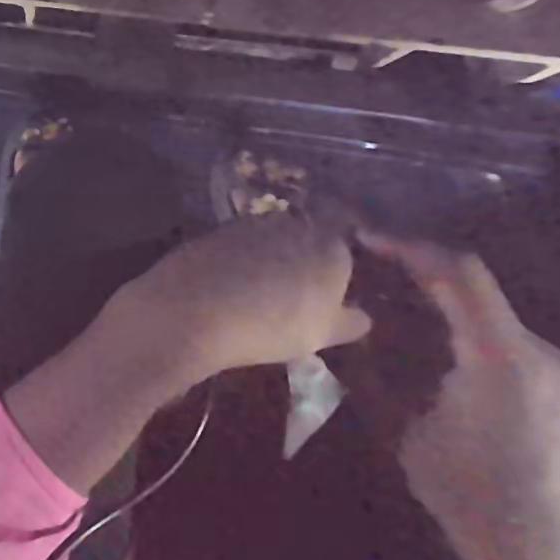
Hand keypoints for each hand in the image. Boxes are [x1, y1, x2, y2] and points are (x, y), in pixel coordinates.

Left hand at [98, 214, 371, 386]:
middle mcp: (293, 225)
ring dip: (266, 260)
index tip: (320, 297)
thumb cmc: (271, 327)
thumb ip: (347, 323)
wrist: (196, 309)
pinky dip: (236, 262)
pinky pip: (236, 246)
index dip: (331, 273)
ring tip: (254, 295)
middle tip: (288, 295)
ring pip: (269, 240)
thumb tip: (362, 317)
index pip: (341, 251)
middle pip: (305, 239)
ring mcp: (251, 224)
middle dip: (299, 262)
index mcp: (330, 247)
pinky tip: (226, 287)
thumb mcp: (319, 335)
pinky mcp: (217, 230)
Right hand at [361, 232, 559, 559]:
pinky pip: (507, 342)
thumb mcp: (413, 437)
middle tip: (370, 268)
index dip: (411, 246)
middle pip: (476, 288)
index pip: (459, 273)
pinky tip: (433, 349)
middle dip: (420, 271)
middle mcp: (542, 353)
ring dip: (442, 302)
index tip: (366, 238)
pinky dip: (464, 329)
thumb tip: (364, 345)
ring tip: (393, 305)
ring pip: (491, 314)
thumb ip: (391, 382)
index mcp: (503, 356)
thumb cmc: (478, 504)